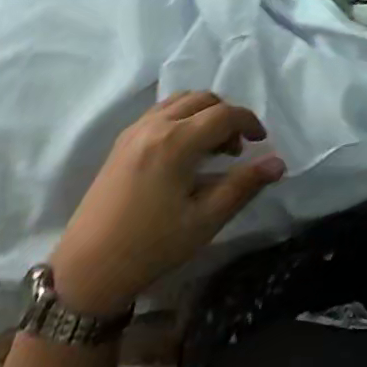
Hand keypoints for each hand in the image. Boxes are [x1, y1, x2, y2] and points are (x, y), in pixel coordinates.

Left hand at [49, 92, 285, 314]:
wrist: (89, 267)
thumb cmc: (152, 246)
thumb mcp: (205, 220)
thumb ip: (243, 186)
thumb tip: (278, 163)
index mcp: (176, 142)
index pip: (224, 114)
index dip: (249, 122)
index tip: (262, 142)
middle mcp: (154, 125)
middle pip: (202, 99)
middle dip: (227, 116)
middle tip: (237, 148)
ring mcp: (134, 130)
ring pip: (179, 101)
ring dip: (203, 114)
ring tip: (212, 148)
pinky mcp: (122, 142)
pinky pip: (160, 112)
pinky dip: (182, 118)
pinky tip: (185, 152)